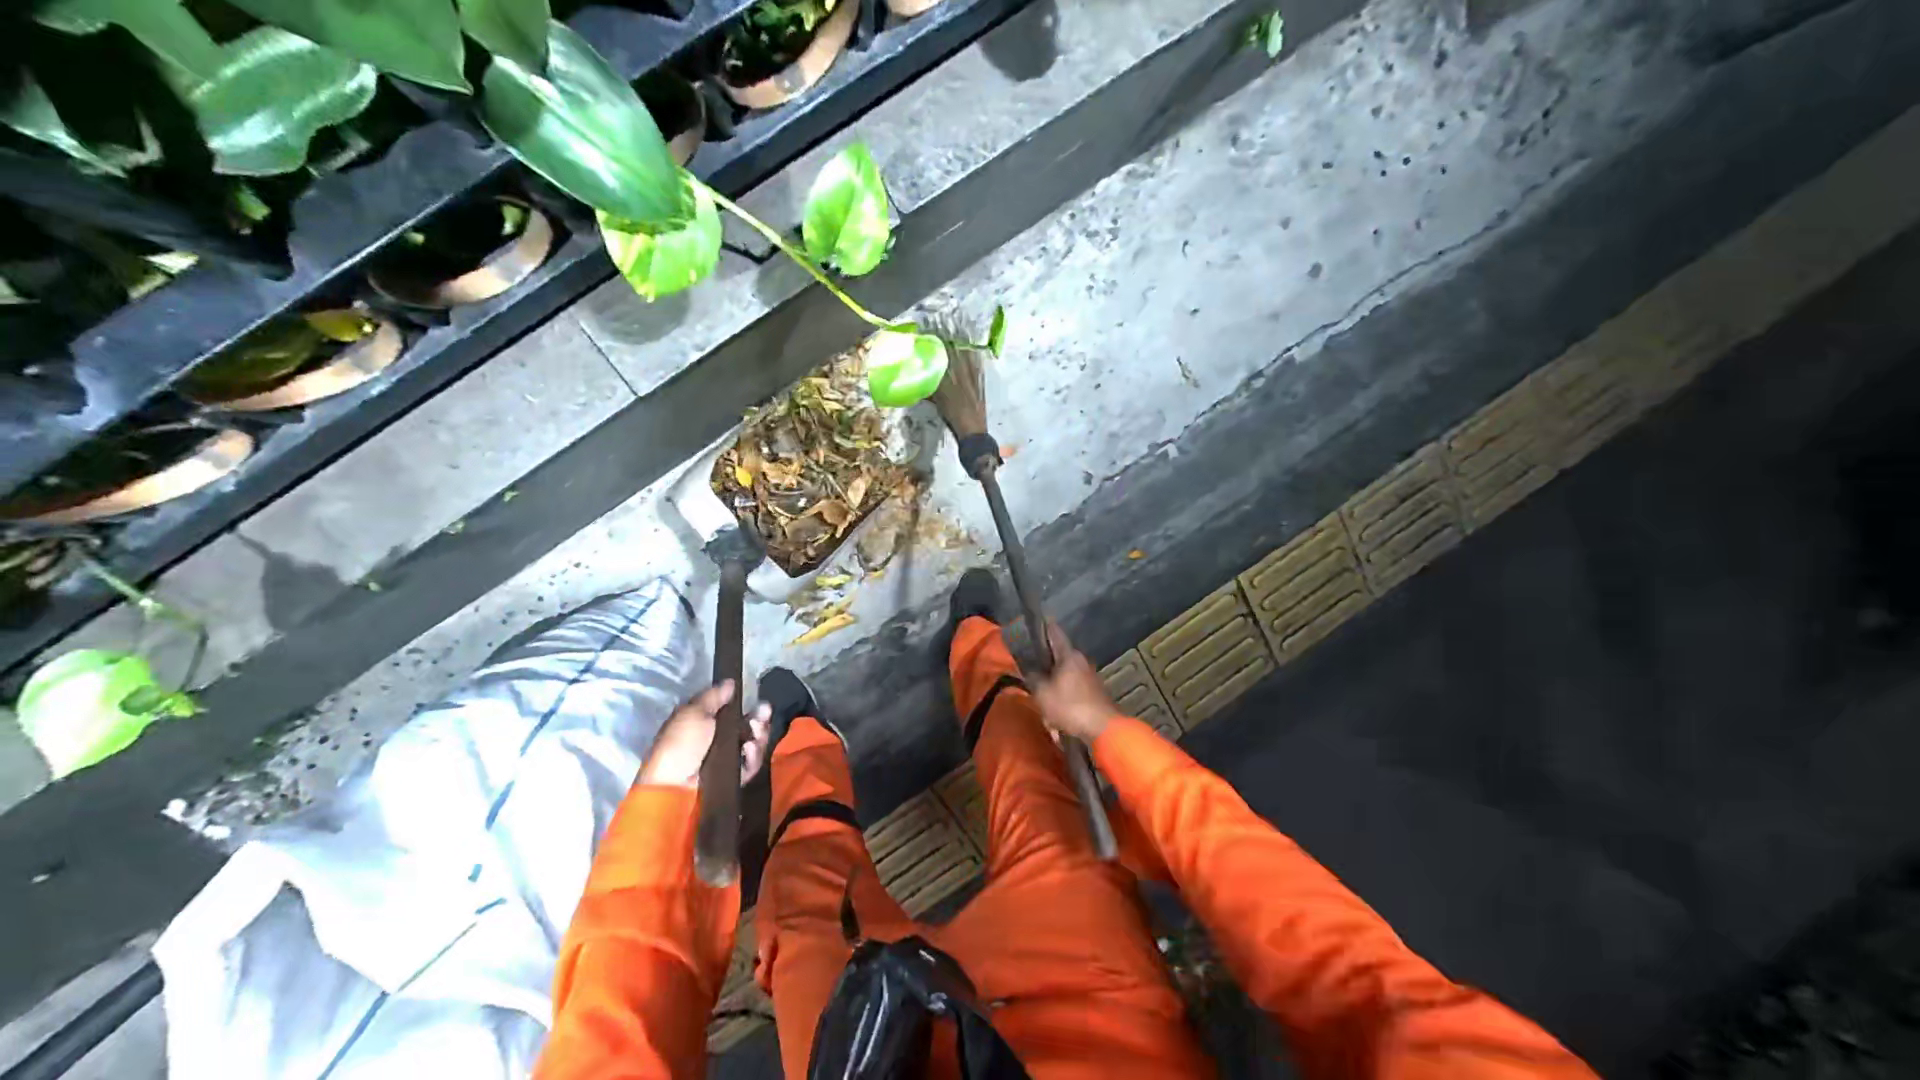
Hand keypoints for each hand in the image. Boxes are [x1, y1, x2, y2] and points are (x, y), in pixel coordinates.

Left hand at [637, 680, 771, 789]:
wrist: (675, 787)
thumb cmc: (680, 745)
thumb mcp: (693, 713)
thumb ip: (714, 697)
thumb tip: (730, 682)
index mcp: (704, 723)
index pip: (732, 711)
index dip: (746, 704)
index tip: (757, 698)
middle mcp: (717, 740)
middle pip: (747, 726)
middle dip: (759, 718)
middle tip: (765, 712)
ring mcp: (727, 759)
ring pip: (754, 743)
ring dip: (759, 735)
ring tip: (757, 732)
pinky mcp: (734, 777)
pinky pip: (751, 764)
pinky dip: (753, 756)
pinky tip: (749, 750)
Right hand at [1031, 622, 1122, 740]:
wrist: (1102, 729)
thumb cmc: (1070, 706)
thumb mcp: (1042, 693)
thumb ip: (1033, 678)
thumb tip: (1029, 671)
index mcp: (1069, 655)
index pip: (1054, 633)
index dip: (1042, 627)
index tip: (1031, 624)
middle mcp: (1081, 660)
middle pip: (1059, 655)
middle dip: (1044, 660)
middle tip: (1029, 666)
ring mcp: (1090, 676)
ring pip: (1065, 672)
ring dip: (1053, 680)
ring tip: (1040, 690)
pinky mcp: (1094, 691)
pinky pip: (1072, 686)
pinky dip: (1062, 692)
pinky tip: (1055, 705)